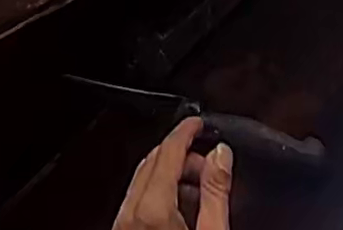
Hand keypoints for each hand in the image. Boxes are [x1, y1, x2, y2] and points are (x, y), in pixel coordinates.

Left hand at [113, 117, 233, 229]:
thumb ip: (216, 192)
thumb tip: (221, 154)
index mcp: (152, 208)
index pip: (168, 150)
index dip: (185, 131)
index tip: (198, 123)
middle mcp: (130, 214)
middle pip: (153, 162)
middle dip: (181, 154)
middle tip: (207, 161)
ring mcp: (121, 226)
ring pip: (143, 181)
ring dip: (170, 175)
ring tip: (200, 189)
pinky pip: (137, 203)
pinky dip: (158, 195)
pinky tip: (182, 209)